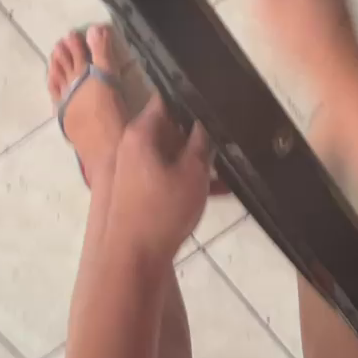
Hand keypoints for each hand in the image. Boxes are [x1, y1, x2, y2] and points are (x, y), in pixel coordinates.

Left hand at [103, 99, 211, 268]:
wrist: (130, 261)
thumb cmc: (162, 211)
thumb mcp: (193, 174)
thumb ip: (202, 143)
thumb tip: (204, 119)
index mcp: (140, 132)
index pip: (166, 98)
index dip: (191, 96)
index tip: (215, 100)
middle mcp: (131, 145)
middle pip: (169, 127)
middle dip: (198, 133)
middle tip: (226, 141)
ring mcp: (130, 168)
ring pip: (169, 153)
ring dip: (195, 159)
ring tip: (227, 171)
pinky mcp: (134, 190)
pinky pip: (164, 173)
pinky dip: (185, 178)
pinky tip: (215, 191)